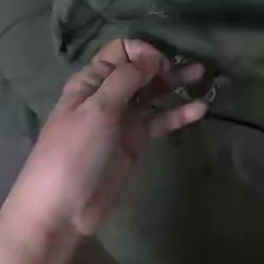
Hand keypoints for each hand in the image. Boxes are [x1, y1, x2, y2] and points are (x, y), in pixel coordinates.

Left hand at [0, 39, 206, 263]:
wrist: (60, 214)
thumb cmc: (73, 154)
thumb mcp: (97, 110)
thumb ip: (125, 79)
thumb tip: (152, 55)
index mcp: (91, 81)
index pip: (121, 50)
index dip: (142, 51)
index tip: (159, 63)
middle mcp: (109, 94)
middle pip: (141, 69)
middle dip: (165, 63)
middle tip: (188, 69)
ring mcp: (124, 118)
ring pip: (154, 92)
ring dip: (177, 82)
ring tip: (204, 74)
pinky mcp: (136, 141)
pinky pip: (161, 120)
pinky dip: (179, 113)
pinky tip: (201, 108)